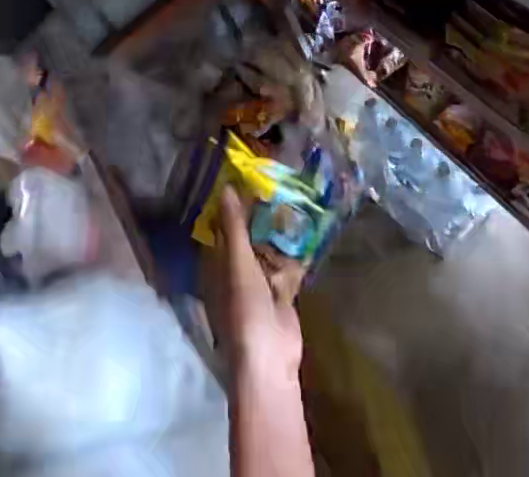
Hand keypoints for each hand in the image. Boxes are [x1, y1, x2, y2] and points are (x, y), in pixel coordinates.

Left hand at [217, 186, 303, 382]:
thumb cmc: (244, 306)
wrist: (268, 355)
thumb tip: (225, 187)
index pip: (224, 224)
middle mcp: (236, 269)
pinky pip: (287, 265)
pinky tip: (309, 229)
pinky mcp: (281, 292)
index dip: (234, 201)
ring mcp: (259, 281)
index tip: (250, 174)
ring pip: (269, 248)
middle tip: (280, 181)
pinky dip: (296, 250)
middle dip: (262, 213)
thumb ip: (233, 225)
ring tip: (296, 196)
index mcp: (218, 261)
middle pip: (249, 234)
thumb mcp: (237, 261)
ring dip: (281, 229)